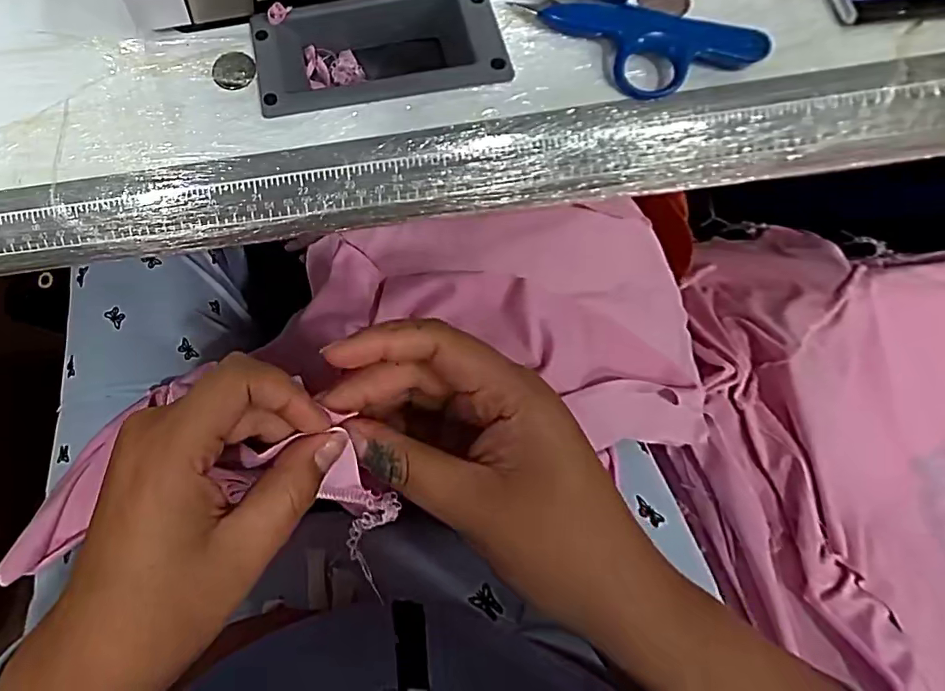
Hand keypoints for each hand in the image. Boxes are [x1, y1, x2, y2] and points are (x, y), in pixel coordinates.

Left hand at [0, 353, 346, 690]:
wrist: (97, 649)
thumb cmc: (167, 608)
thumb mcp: (242, 552)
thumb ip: (291, 487)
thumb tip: (330, 442)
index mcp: (169, 440)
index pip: (238, 377)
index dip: (288, 393)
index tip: (322, 431)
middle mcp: (151, 422)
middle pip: (229, 391)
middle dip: (278, 416)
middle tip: (315, 456)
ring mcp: (142, 435)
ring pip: (216, 407)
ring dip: (258, 432)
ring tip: (288, 473)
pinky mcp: (142, 452)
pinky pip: (197, 427)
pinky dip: (232, 444)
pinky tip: (252, 479)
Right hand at [318, 319, 834, 690]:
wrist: (620, 602)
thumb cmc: (559, 547)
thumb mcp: (476, 505)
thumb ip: (407, 463)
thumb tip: (347, 432)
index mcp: (508, 387)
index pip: (434, 342)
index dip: (378, 343)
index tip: (331, 359)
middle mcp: (497, 390)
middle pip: (421, 368)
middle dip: (371, 382)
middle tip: (324, 409)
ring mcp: (490, 416)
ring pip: (421, 395)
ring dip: (381, 406)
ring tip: (338, 424)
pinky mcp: (482, 443)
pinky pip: (430, 425)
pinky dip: (398, 432)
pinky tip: (369, 441)